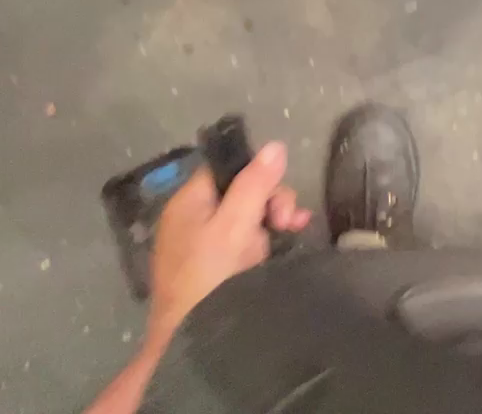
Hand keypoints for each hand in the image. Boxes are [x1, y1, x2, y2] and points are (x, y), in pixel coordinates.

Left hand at [144, 141, 310, 351]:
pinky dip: (272, 231)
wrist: (193, 336)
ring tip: (292, 229)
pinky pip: (252, 233)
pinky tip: (292, 233)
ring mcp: (209, 240)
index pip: (228, 167)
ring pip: (252, 210)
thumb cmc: (209, 273)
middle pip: (244, 188)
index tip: (275, 189)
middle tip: (283, 219)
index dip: (256, 172)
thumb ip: (255, 183)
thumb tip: (274, 145)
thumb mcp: (234, 223)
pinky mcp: (223, 260)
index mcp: (189, 202)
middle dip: (271, 198)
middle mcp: (197, 216)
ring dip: (276, 215)